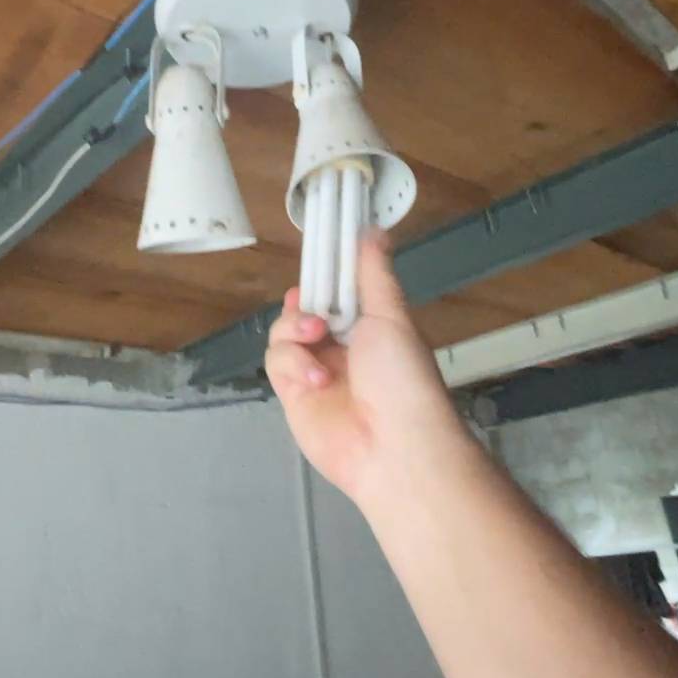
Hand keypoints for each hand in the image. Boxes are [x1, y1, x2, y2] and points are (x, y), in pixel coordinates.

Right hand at [265, 231, 467, 502]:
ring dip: (295, 332)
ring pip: (282, 334)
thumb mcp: (391, 317)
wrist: (394, 447)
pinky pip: (276, 364)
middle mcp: (339, 347)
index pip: (334, 293)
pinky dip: (292, 363)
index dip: (322, 279)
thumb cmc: (401, 377)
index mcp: (367, 326)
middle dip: (303, 306)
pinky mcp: (293, 396)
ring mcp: (314, 372)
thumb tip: (374, 229)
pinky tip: (315, 378)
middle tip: (314, 312)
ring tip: (316, 341)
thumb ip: (374, 274)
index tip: (315, 265)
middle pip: (302, 310)